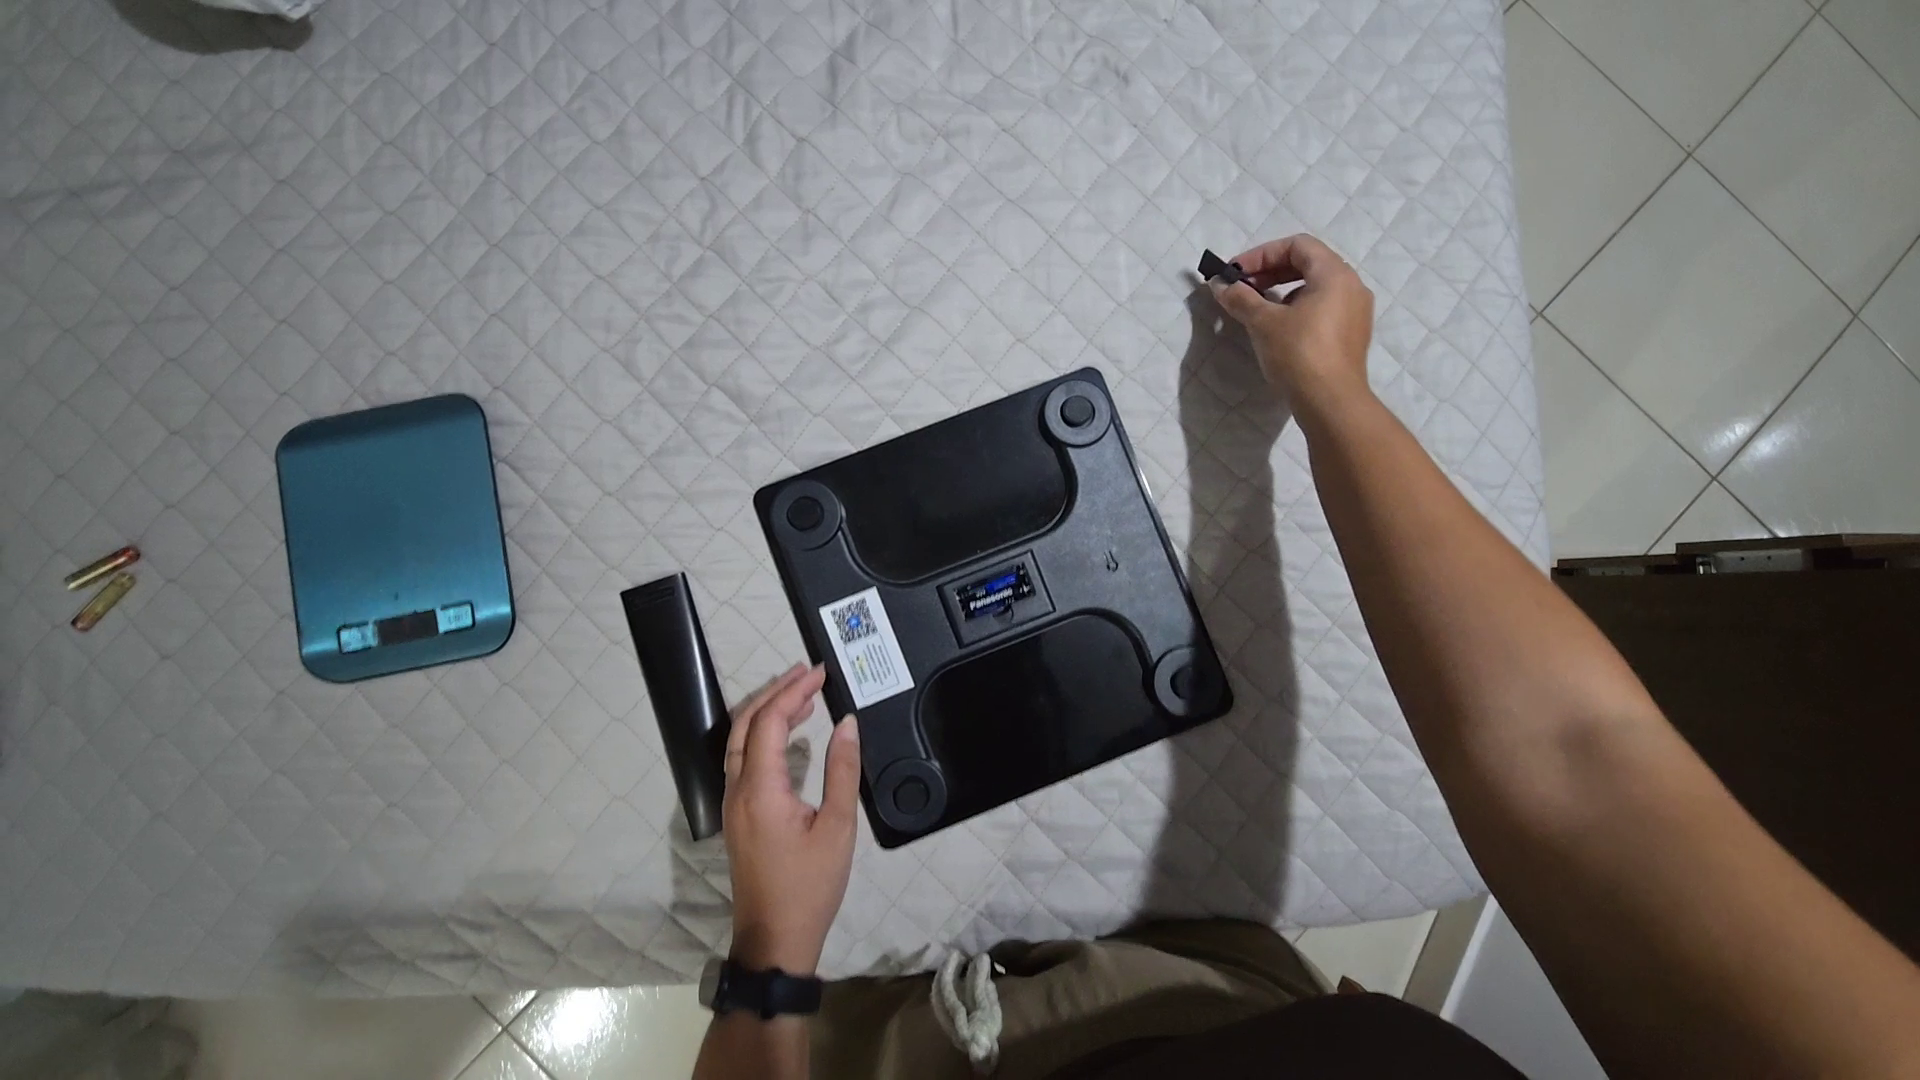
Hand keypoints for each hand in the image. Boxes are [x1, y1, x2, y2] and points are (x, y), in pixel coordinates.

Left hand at [722, 663, 860, 975]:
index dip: (794, 692)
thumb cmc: (811, 885)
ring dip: (766, 711)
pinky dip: (762, 734)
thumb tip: (848, 722)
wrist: (775, 938)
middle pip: (746, 724)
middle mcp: (738, 788)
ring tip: (801, 695)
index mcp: (760, 789)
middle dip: (776, 692)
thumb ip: (841, 770)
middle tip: (808, 673)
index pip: (770, 722)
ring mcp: (733, 802)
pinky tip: (788, 735)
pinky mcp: (738, 814)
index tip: (820, 673)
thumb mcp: (837, 827)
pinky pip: (742, 758)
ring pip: (739, 740)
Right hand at [1209, 234, 1374, 416]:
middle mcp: (1351, 285)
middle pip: (1308, 263)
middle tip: (1243, 288)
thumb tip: (1220, 285)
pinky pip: (1323, 308)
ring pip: (1316, 287)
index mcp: (1334, 273)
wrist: (1330, 401)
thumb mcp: (1263, 322)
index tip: (1236, 273)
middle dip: (1271, 272)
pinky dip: (1298, 308)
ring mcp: (1355, 311)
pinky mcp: (1352, 334)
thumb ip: (1241, 299)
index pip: (1297, 245)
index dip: (1262, 254)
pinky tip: (1279, 328)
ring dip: (1283, 290)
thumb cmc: (1298, 353)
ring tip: (1258, 309)